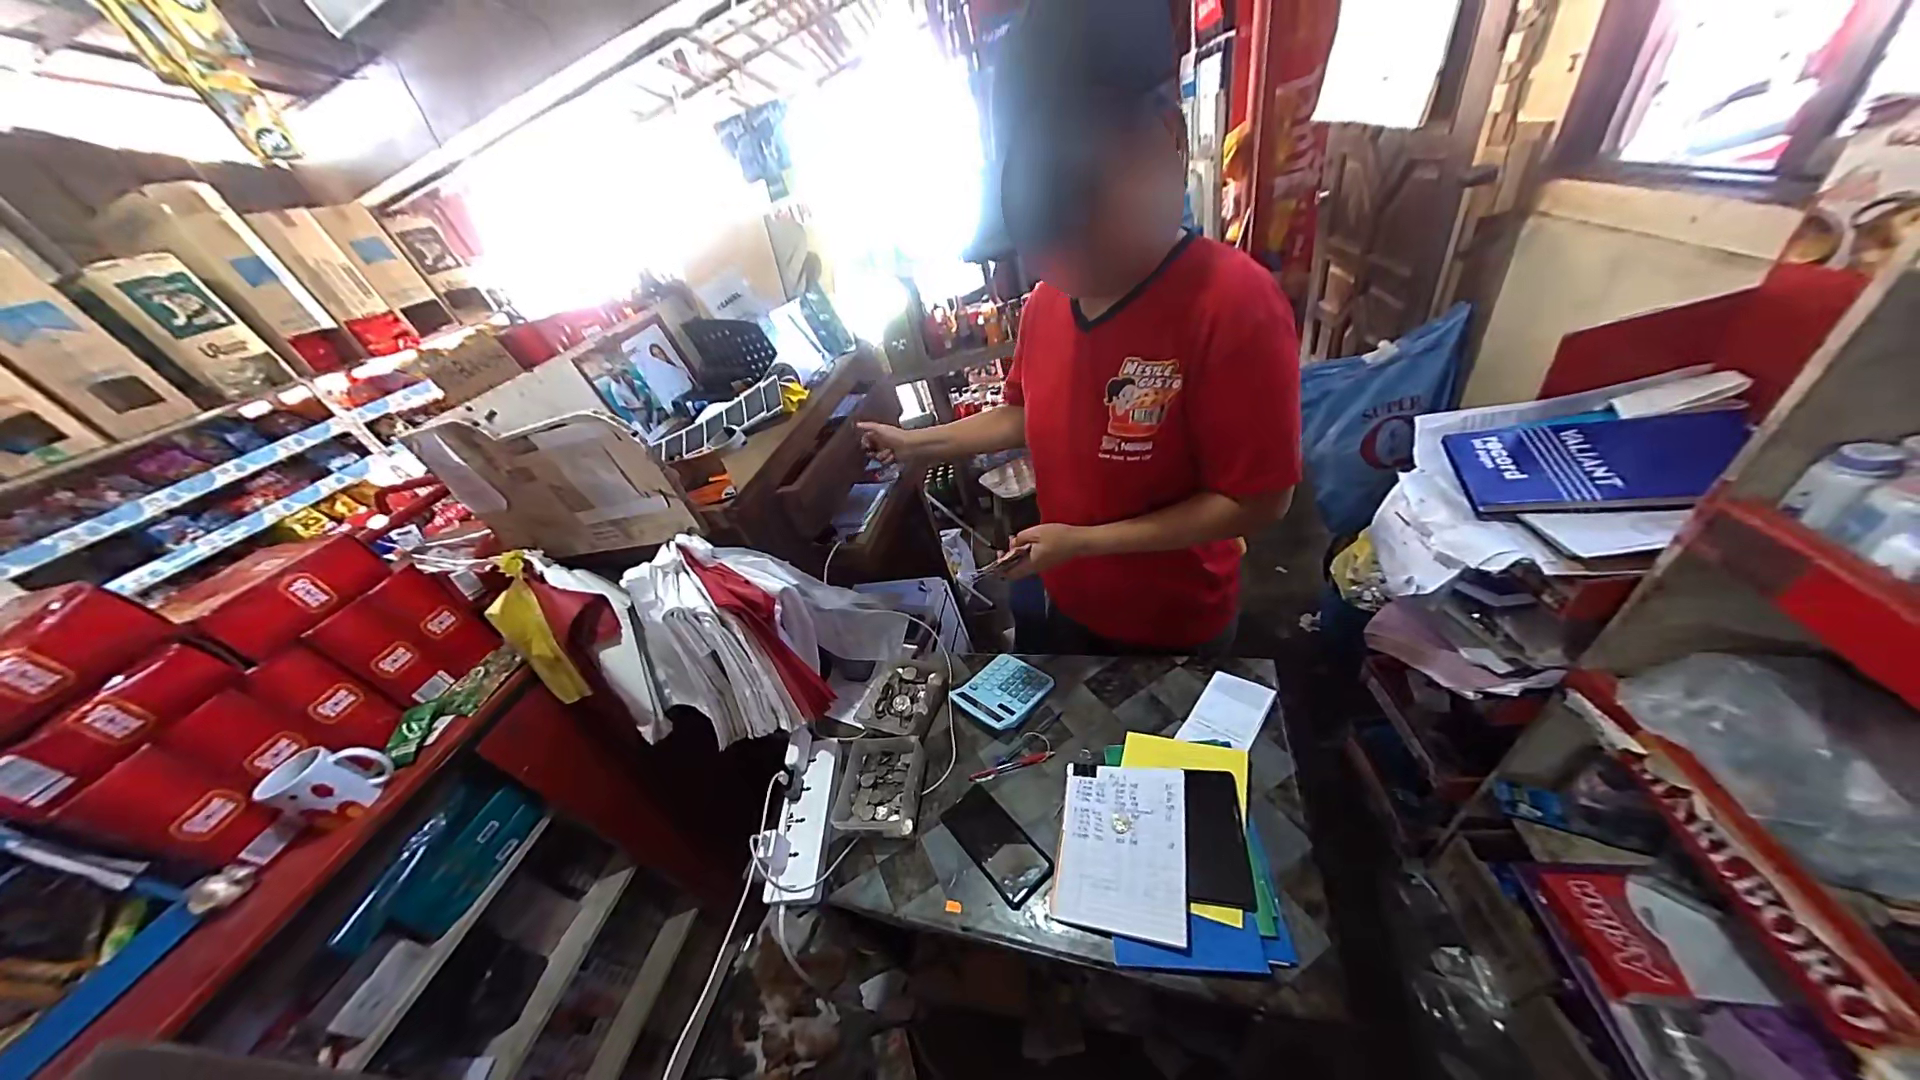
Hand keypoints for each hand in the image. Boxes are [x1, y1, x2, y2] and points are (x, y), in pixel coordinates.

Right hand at [857, 421, 922, 464]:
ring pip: (876, 457)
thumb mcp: (881, 428)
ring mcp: (885, 451)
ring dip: (882, 455)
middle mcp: (880, 442)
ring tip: (889, 451)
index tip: (867, 445)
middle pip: (870, 450)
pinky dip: (888, 459)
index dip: (865, 443)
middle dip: (873, 452)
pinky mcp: (890, 458)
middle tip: (876, 451)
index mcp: (878, 434)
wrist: (909, 445)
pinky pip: (884, 462)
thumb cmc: (895, 435)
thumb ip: (869, 426)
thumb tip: (857, 424)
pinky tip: (893, 456)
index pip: (866, 440)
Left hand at [1004, 523, 1096, 578]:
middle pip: (1015, 570)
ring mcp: (1042, 566)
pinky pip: (1031, 560)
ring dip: (1018, 554)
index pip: (1009, 574)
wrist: (1079, 542)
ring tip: (1019, 539)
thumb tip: (1012, 544)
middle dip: (1009, 557)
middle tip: (1010, 542)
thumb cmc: (1058, 537)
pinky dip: (1026, 552)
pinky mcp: (1048, 562)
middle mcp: (1034, 569)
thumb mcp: (1035, 533)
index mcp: (1030, 564)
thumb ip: (1020, 539)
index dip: (1000, 565)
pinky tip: (1029, 541)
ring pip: (1023, 564)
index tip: (999, 552)